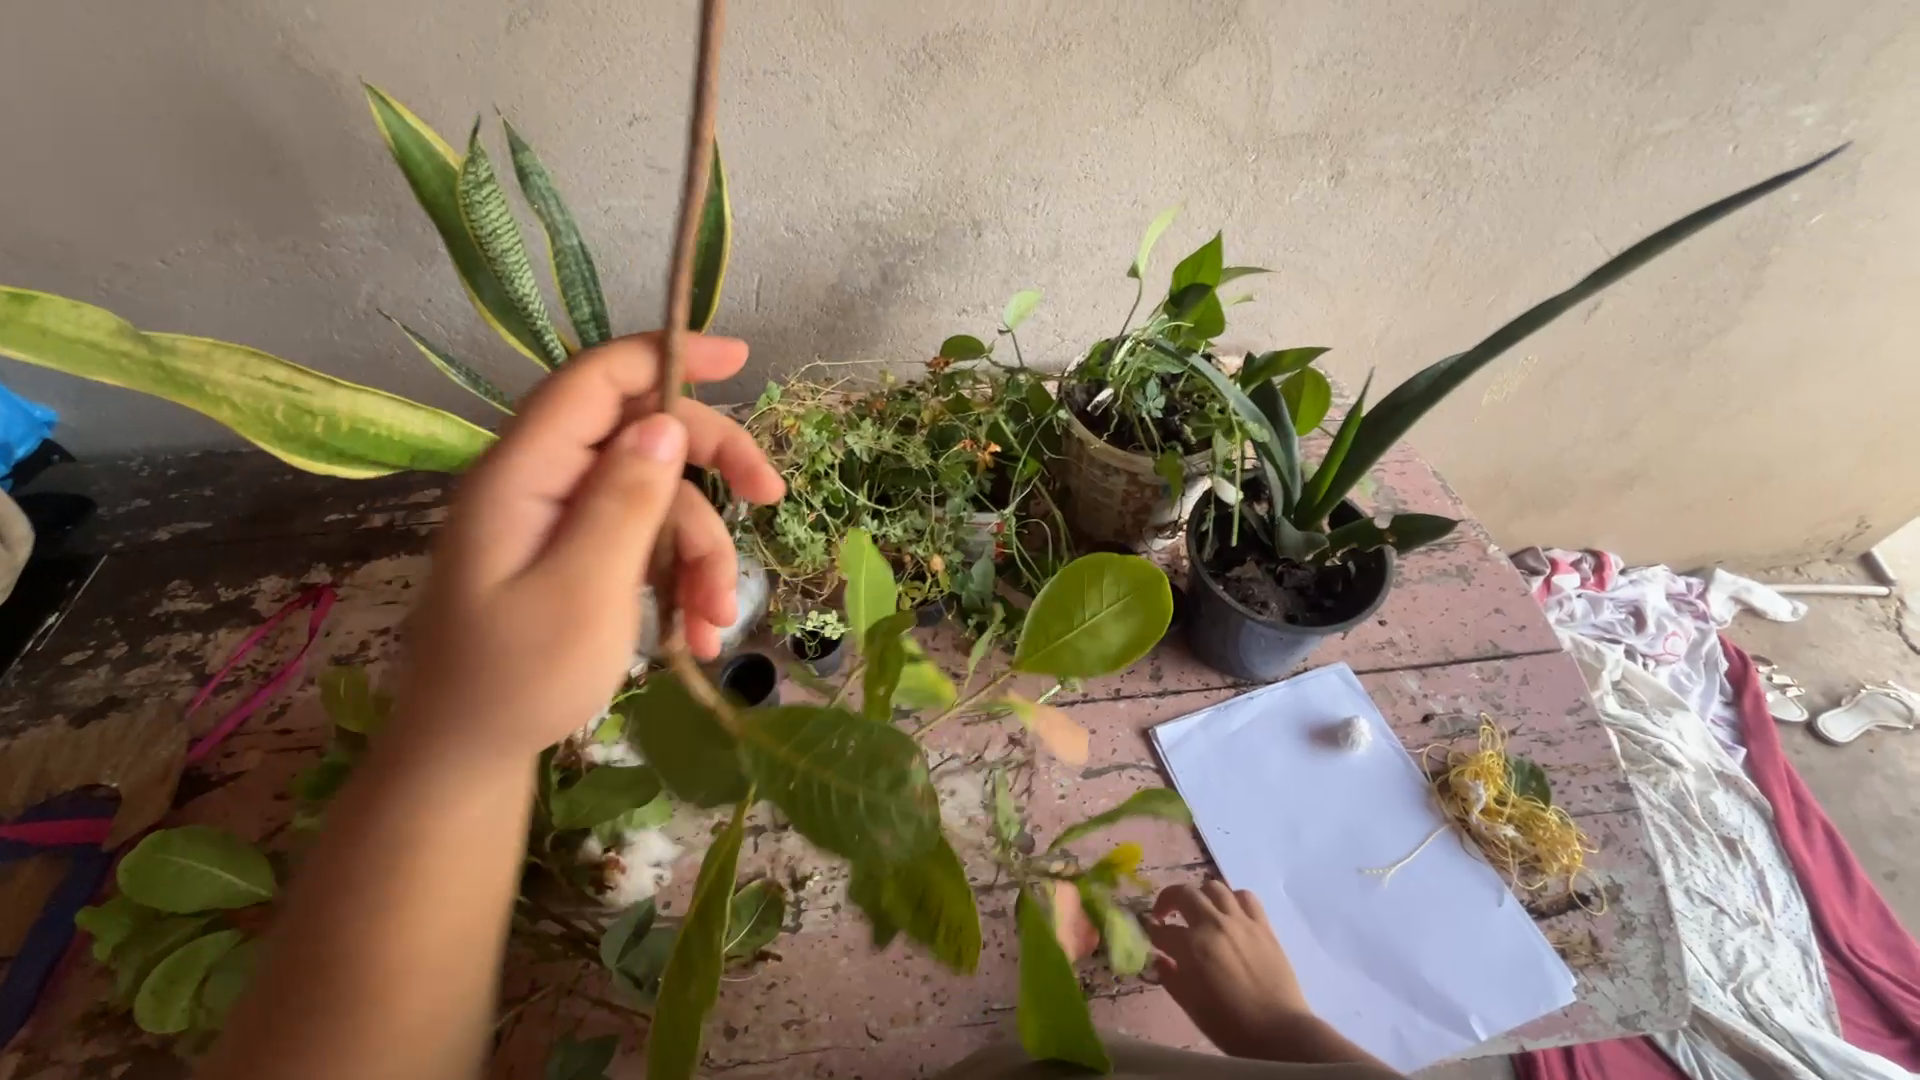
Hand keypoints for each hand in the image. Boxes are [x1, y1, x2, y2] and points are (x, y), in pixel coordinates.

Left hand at [397, 333, 783, 759]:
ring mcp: (562, 520)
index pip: (597, 381)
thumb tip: (664, 425)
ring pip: (659, 499)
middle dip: (713, 466)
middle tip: (771, 497)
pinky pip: (647, 541)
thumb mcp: (584, 592)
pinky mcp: (580, 554)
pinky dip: (682, 579)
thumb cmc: (518, 680)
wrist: (470, 754)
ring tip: (717, 621)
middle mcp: (543, 483)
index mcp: (524, 474)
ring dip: (703, 554)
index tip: (740, 358)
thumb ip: (624, 503)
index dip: (667, 357)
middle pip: (644, 436)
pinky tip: (700, 632)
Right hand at [1147, 881, 1326, 1060]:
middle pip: (1183, 894)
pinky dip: (1232, 898)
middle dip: (1167, 901)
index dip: (1151, 932)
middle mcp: (1214, 925)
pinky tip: (1229, 912)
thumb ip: (1170, 977)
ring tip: (1198, 909)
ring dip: (1199, 895)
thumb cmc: (1230, 1026)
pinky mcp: (1263, 926)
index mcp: (1192, 947)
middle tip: (1164, 914)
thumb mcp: (1190, 1005)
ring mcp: (1240, 922)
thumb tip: (1159, 959)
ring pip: (1213, 887)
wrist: (1279, 1034)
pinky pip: (1245, 897)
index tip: (1149, 933)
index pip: (1162, 931)